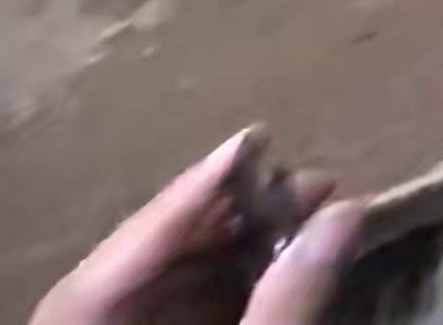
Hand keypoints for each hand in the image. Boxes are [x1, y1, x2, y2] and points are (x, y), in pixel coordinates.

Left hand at [30, 128, 362, 324]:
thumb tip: (349, 209)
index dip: (173, 207)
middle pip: (141, 266)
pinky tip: (289, 245)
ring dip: (244, 234)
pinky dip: (243, 265)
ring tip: (314, 203)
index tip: (252, 139)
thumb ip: (288, 304)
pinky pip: (193, 297)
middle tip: (313, 179)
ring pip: (171, 278)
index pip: (93, 283)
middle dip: (229, 213)